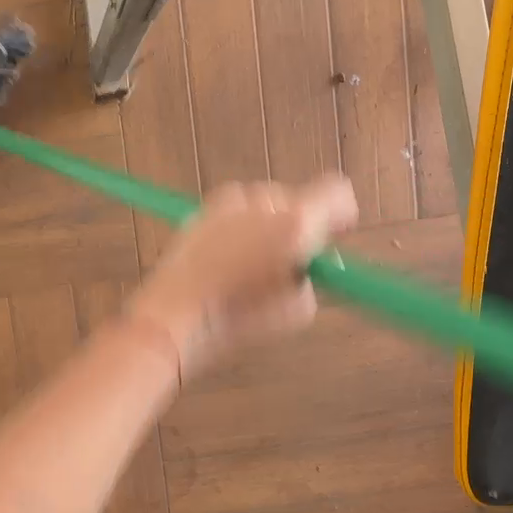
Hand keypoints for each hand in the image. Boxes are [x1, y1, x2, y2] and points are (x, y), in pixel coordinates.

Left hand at [128, 176, 358, 378]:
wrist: (172, 316)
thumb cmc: (235, 319)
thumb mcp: (294, 311)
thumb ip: (311, 278)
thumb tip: (304, 269)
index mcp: (296, 220)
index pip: (338, 194)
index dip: (340, 216)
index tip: (335, 235)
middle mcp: (263, 198)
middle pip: (295, 201)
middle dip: (294, 226)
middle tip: (282, 261)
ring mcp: (227, 201)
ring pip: (261, 205)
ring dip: (262, 227)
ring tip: (246, 266)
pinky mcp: (201, 210)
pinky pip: (231, 214)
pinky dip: (234, 231)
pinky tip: (222, 262)